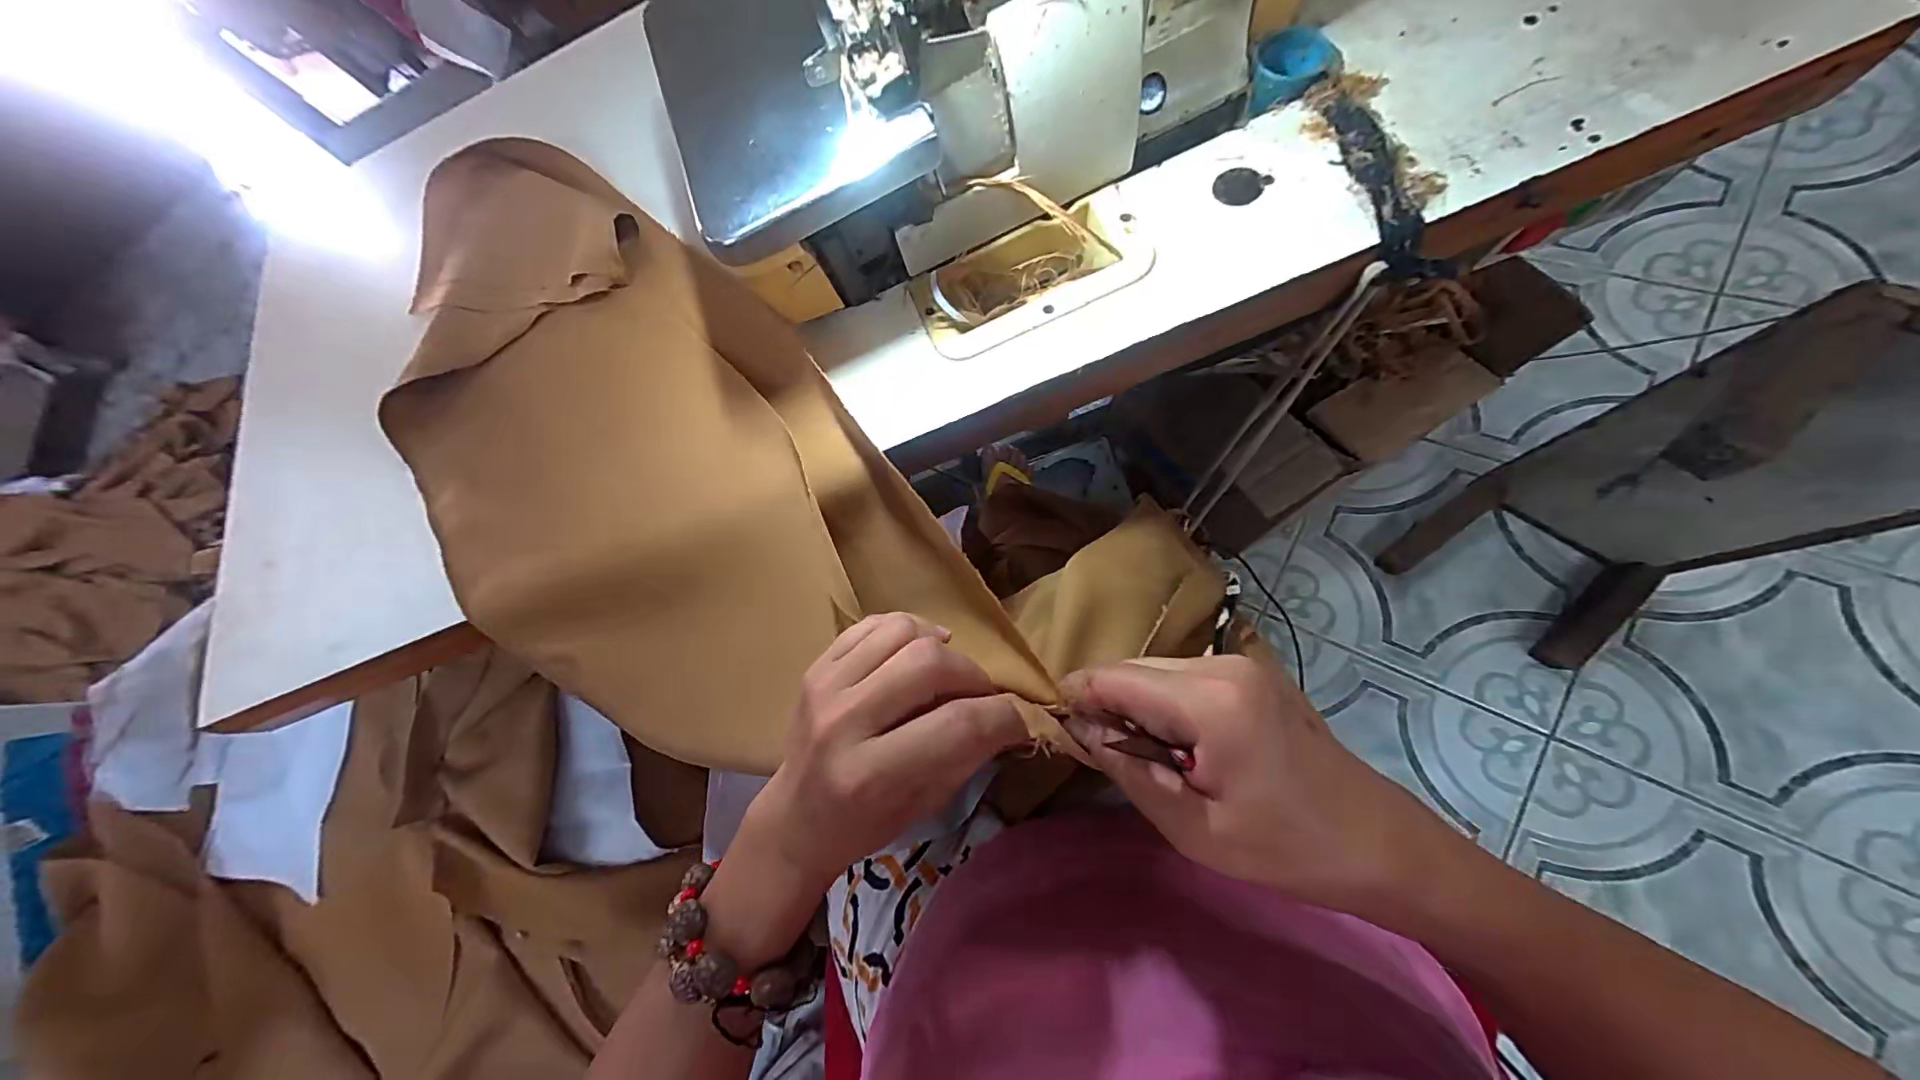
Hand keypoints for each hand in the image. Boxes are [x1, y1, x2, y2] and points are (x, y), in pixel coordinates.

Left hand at [742, 613, 1030, 888]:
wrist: (795, 820)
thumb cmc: (865, 824)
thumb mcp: (925, 805)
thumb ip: (969, 755)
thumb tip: (1013, 714)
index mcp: (870, 775)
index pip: (958, 725)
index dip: (1005, 715)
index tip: (1022, 717)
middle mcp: (842, 724)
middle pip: (930, 664)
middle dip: (974, 676)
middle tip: (981, 695)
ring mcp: (823, 689)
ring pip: (902, 632)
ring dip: (942, 647)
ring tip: (950, 671)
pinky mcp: (815, 668)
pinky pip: (872, 624)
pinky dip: (907, 629)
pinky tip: (918, 649)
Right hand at [1060, 655, 1473, 919]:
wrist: (1380, 844)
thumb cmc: (1286, 849)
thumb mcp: (1194, 827)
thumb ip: (1128, 769)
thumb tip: (1079, 727)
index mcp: (1210, 700)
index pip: (1113, 679)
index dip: (1076, 697)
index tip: (1056, 727)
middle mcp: (1222, 664)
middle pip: (1132, 667)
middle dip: (1104, 701)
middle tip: (1099, 751)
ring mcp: (1241, 663)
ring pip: (1155, 668)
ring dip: (1134, 703)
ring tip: (1142, 755)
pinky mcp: (1252, 672)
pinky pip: (1183, 675)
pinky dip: (1163, 701)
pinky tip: (1176, 743)